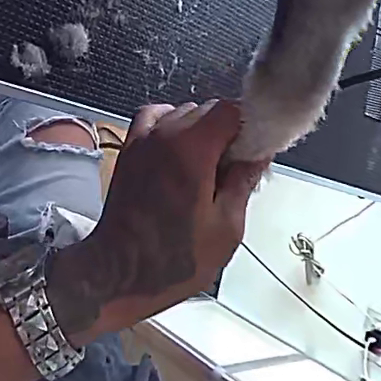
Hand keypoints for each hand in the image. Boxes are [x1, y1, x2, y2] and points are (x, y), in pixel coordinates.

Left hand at [46, 100, 267, 342]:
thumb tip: (258, 155)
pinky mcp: (130, 149)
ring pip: (182, 112)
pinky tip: (180, 148)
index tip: (258, 146)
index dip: (249, 124)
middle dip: (228, 130)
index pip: (229, 109)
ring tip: (210, 165)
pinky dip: (169, 123)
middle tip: (238, 164)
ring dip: (200, 129)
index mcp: (191, 149)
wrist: (121, 271)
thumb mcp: (226, 226)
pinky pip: (153, 118)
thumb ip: (244, 181)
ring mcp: (143, 139)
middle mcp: (164, 135)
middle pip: (207, 109)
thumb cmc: (173, 259)